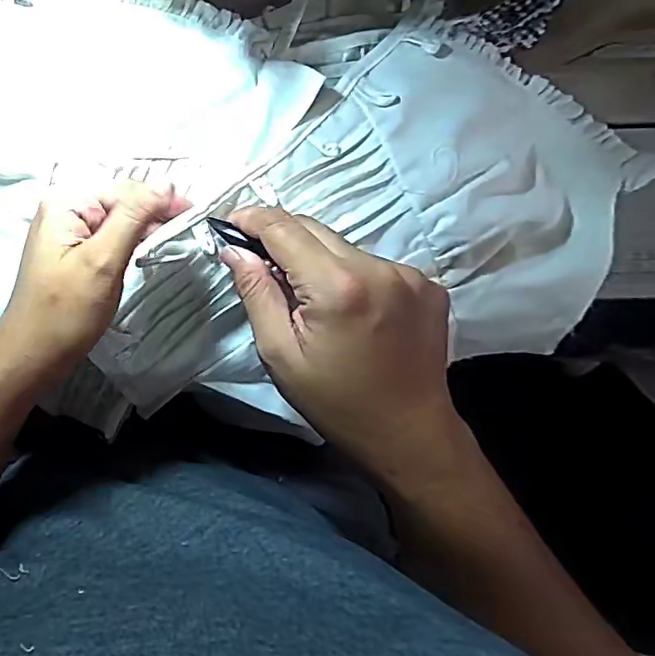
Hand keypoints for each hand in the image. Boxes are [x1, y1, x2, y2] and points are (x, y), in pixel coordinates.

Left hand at [0, 181, 190, 389]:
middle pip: (119, 200)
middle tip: (188, 224)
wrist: (32, 355)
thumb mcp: (102, 260)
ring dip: (143, 227)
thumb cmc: (64, 312)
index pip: (123, 188)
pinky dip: (129, 242)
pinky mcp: (72, 253)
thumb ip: (133, 217)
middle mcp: (62, 209)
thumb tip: (166, 183)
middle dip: (153, 211)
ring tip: (173, 236)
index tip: (194, 210)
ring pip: (116, 219)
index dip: (160, 197)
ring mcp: (65, 232)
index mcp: (64, 203)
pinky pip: (107, 237)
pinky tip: (145, 249)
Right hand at [218, 205, 459, 477]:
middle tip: (252, 254)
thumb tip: (234, 249)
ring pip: (339, 243)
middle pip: (312, 227)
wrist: (410, 436)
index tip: (228, 224)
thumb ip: (255, 292)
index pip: (284, 228)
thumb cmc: (335, 400)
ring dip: (311, 254)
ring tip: (297, 288)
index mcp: (338, 286)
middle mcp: (378, 268)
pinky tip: (338, 301)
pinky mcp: (426, 285)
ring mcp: (408, 274)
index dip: (251, 219)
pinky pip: (368, 260)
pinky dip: (343, 269)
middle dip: (277, 234)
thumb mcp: (278, 351)